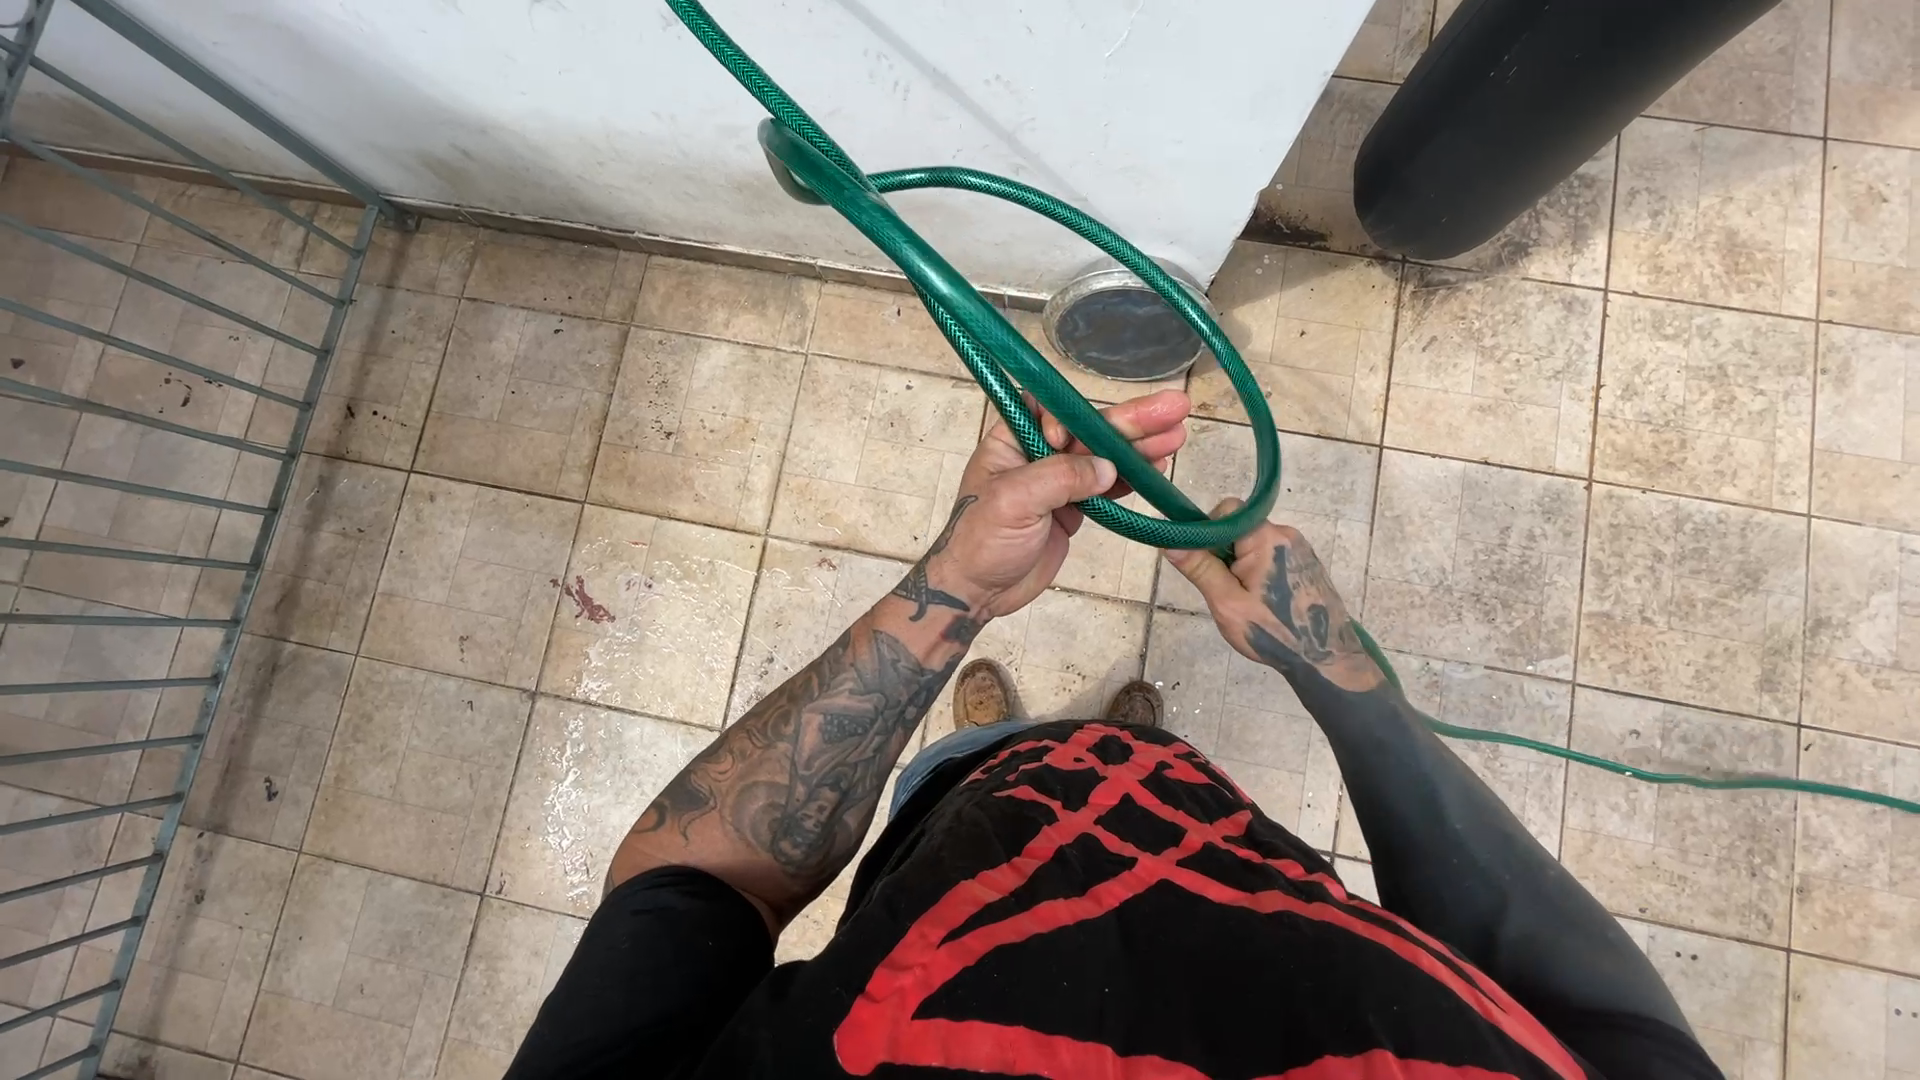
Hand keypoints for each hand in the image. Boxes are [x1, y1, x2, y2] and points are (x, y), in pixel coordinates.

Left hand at [904, 389, 1190, 620]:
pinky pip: (1106, 487)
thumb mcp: (1014, 502)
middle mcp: (1035, 455)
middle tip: (1173, 408)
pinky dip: (1131, 478)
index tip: (1074, 438)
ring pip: (1102, 457)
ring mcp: (1056, 483)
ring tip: (1177, 435)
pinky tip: (1158, 466)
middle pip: (1087, 430)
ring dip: (1139, 447)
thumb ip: (1060, 478)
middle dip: (1129, 421)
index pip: (1049, 410)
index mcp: (1011, 442)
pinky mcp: (1071, 509)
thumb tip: (1108, 467)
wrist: (978, 592)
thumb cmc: (981, 542)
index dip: (1073, 416)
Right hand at [1162, 504, 1385, 692]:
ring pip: (1253, 543)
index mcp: (1266, 538)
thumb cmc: (1274, 631)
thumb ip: (1199, 568)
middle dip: (1223, 552)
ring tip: (1244, 600)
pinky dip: (1257, 571)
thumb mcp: (1227, 603)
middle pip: (1239, 527)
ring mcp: (1299, 549)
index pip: (1227, 510)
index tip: (1204, 562)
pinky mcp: (1305, 564)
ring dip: (1239, 564)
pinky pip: (1270, 555)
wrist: (1326, 659)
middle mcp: (1285, 534)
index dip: (1208, 530)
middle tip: (1223, 588)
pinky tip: (1262, 601)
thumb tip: (1169, 542)